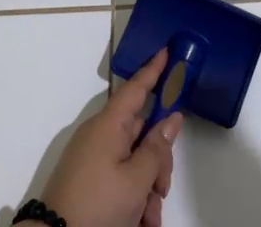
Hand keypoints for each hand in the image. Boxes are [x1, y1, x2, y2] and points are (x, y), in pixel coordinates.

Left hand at [37, 49, 182, 226]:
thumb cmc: (99, 203)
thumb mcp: (136, 180)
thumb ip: (157, 148)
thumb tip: (171, 118)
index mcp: (109, 125)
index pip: (136, 89)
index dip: (153, 70)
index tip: (166, 50)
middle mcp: (100, 135)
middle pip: (141, 133)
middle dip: (158, 161)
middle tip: (162, 190)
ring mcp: (93, 158)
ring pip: (134, 160)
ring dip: (148, 187)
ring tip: (149, 218)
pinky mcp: (89, 179)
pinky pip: (120, 176)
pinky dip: (134, 196)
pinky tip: (140, 221)